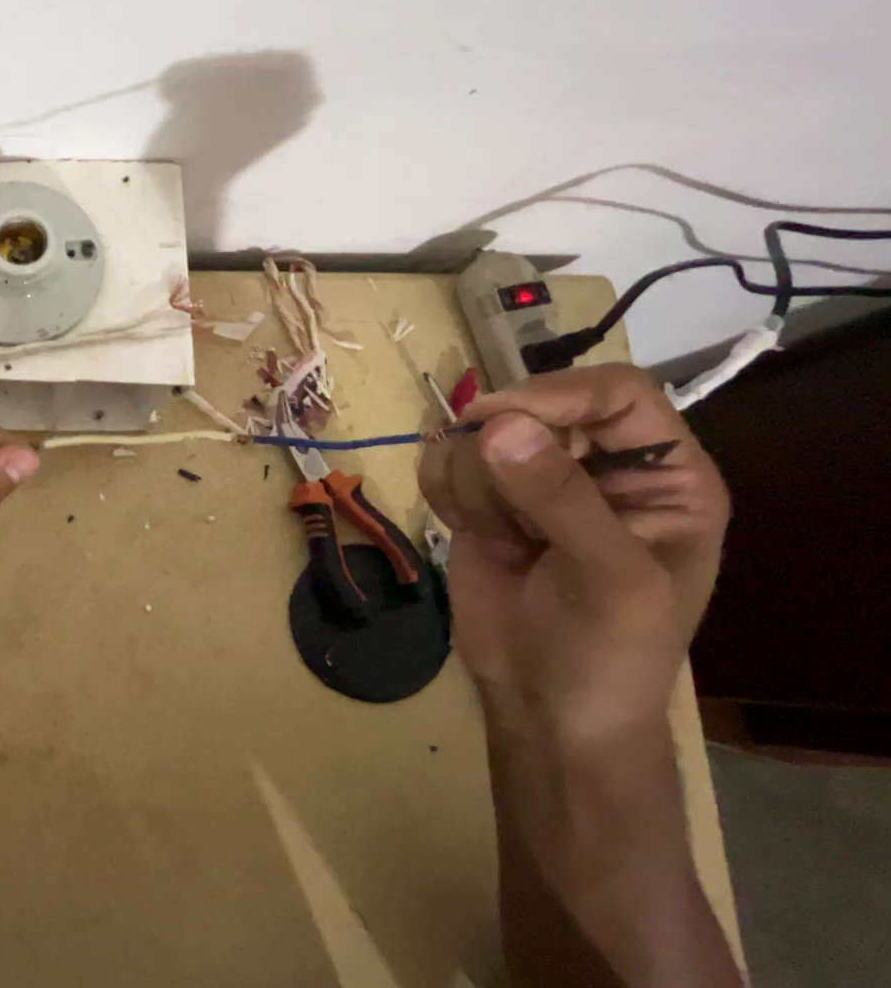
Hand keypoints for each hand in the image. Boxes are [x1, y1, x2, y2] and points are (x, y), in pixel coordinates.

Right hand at [418, 364, 729, 748]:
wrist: (546, 708)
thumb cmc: (608, 650)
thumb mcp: (608, 576)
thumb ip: (560, 498)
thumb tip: (495, 425)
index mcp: (661, 476)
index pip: (616, 394)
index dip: (559, 395)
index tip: (498, 421)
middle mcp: (595, 469)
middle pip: (531, 407)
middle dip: (501, 454)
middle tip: (498, 513)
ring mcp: (530, 486)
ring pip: (476, 436)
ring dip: (471, 484)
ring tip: (498, 538)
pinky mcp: (479, 505)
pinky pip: (442, 463)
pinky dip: (441, 490)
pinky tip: (464, 529)